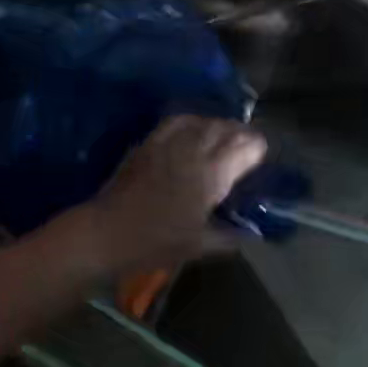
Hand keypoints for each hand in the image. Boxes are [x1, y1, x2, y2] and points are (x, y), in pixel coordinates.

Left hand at [80, 116, 266, 276]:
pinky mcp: (146, 143)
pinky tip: (193, 130)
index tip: (260, 158)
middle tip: (247, 147)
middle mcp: (192, 151)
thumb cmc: (156, 242)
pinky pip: (174, 122)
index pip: (245, 146)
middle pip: (224, 129)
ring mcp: (167, 143)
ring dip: (217, 125)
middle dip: (240, 134)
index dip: (256, 149)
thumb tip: (250, 234)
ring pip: (201, 121)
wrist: (107, 230)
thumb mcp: (200, 245)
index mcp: (211, 174)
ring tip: (223, 136)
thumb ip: (230, 237)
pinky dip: (190, 121)